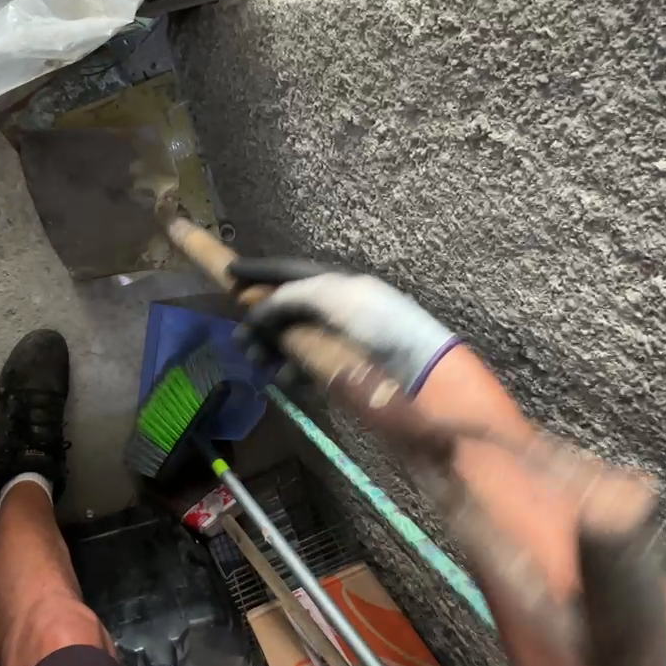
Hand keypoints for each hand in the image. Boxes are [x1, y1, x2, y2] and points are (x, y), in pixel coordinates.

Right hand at [232, 259, 457, 393]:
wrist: (436, 394)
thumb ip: (295, 296)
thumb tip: (259, 307)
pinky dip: (295, 369)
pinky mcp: (356, 377)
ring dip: (274, 347)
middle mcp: (348, 310)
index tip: (229, 272)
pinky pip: (314, 365)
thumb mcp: (337, 302)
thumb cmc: (388, 339)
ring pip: (300, 338)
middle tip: (239, 339)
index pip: (295, 271)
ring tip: (256, 363)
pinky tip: (286, 380)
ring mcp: (351, 344)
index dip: (262, 271)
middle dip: (263, 318)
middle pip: (294, 306)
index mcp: (346, 287)